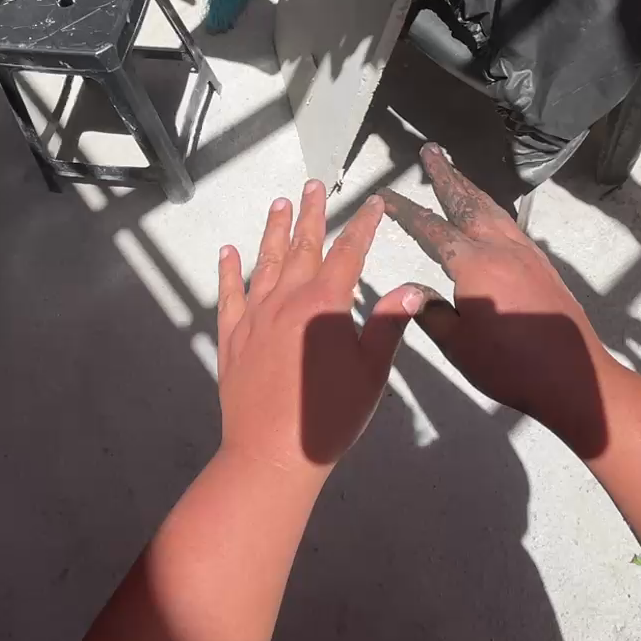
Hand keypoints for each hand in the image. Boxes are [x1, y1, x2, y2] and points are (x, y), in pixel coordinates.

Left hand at [215, 180, 426, 477]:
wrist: (272, 455)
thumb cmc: (330, 415)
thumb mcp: (371, 371)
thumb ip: (388, 324)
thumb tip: (412, 288)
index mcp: (324, 304)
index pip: (349, 253)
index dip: (363, 226)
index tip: (373, 203)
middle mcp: (287, 299)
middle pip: (303, 247)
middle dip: (312, 214)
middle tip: (314, 185)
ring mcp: (255, 316)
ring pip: (265, 263)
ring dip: (274, 231)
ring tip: (279, 203)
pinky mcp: (232, 337)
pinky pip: (229, 295)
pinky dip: (229, 271)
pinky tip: (228, 252)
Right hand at [381, 144, 615, 455]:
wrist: (573, 377)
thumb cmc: (509, 365)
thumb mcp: (458, 345)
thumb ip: (430, 312)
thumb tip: (413, 291)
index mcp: (474, 263)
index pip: (431, 229)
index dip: (406, 211)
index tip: (385, 195)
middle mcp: (500, 247)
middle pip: (467, 202)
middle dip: (445, 175)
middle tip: (430, 150)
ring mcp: (526, 253)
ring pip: (492, 209)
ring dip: (470, 187)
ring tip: (455, 173)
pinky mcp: (542, 264)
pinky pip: (509, 223)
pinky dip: (491, 208)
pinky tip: (490, 214)